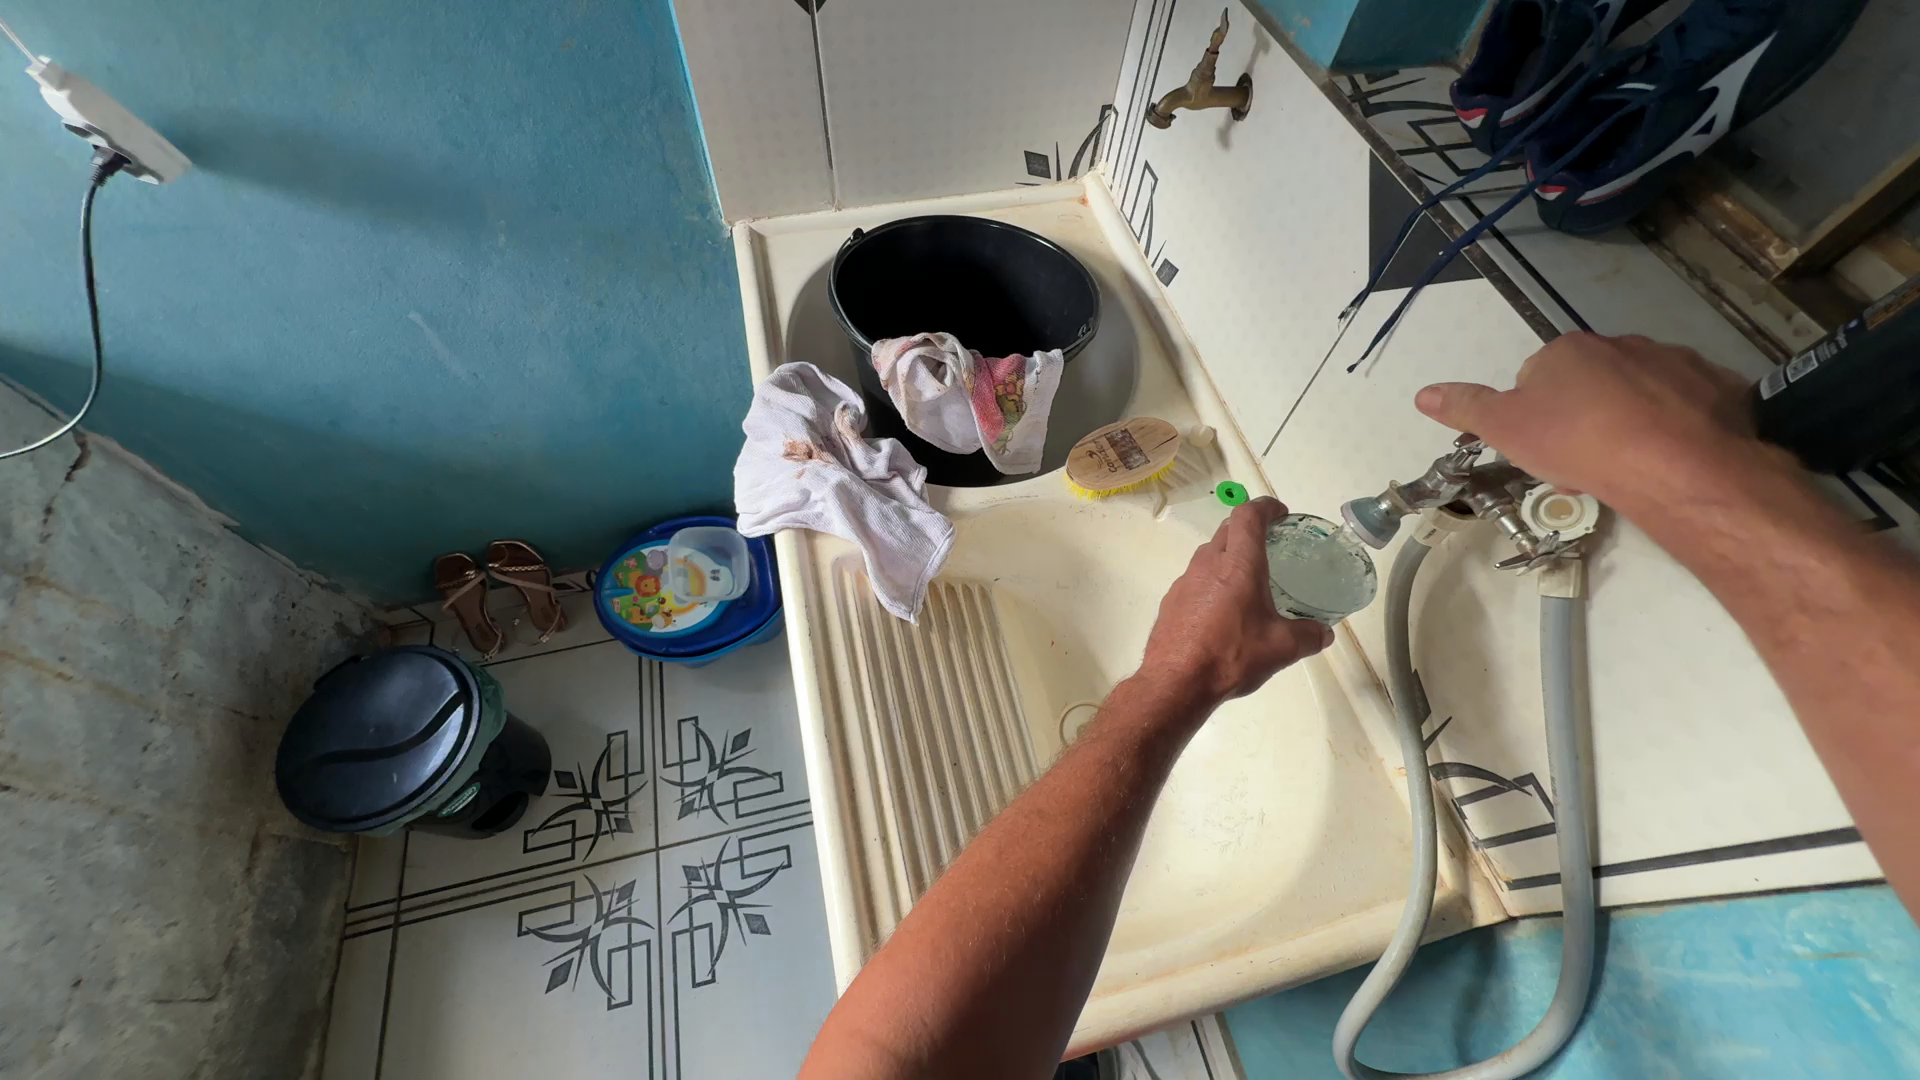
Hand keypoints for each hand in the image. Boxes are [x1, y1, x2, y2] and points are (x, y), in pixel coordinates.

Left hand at [1140, 497, 1334, 707]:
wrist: (1176, 680)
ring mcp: (1184, 582)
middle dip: (1248, 529)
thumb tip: (1324, 632)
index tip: (1280, 513)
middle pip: (1226, 531)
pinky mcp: (1171, 601)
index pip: (1248, 517)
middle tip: (1269, 544)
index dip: (1265, 508)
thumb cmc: (1231, 655)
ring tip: (1248, 579)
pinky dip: (1211, 581)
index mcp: (1237, 565)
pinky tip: (1222, 609)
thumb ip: (1308, 636)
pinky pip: (1195, 580)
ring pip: (1207, 555)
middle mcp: (1207, 565)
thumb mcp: (1281, 648)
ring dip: (1227, 556)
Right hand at [1414, 332, 1768, 510]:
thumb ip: (1463, 408)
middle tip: (1573, 461)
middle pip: (1585, 384)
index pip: (1534, 378)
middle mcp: (1621, 345)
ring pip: (1635, 394)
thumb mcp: (1501, 428)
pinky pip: (1685, 405)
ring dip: (1622, 422)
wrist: (1675, 465)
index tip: (1537, 446)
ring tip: (1618, 464)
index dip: (1530, 416)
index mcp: (1566, 351)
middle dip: (1576, 418)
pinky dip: (1671, 427)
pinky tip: (1661, 456)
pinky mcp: (1721, 386)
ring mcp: (1676, 362)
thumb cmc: (1576, 441)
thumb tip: (1424, 393)